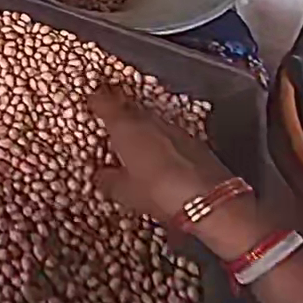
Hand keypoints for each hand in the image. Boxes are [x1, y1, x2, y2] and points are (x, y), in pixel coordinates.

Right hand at [88, 88, 272, 258]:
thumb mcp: (124, 192)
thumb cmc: (159, 192)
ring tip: (129, 134)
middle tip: (106, 113)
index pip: (105, 103)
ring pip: (148, 117)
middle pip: (128, 106)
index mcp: (125, 127)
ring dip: (138, 121)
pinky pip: (166, 131)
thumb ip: (107, 179)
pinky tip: (156, 150)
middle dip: (117, 108)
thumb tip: (100, 174)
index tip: (89, 101)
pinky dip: (157, 135)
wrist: (213, 203)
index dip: (96, 100)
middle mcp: (148, 120)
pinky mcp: (193, 140)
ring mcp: (172, 128)